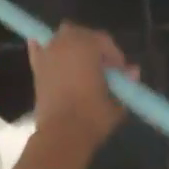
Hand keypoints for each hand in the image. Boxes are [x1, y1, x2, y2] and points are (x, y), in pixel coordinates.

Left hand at [28, 24, 134, 149]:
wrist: (62, 134)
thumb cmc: (93, 116)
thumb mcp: (117, 101)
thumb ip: (125, 82)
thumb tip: (132, 71)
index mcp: (87, 47)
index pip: (104, 40)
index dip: (115, 55)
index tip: (120, 72)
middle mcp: (65, 43)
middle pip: (82, 34)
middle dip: (94, 47)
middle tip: (102, 68)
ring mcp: (48, 54)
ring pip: (61, 38)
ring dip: (73, 46)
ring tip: (81, 64)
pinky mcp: (36, 68)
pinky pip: (39, 48)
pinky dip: (45, 47)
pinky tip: (49, 50)